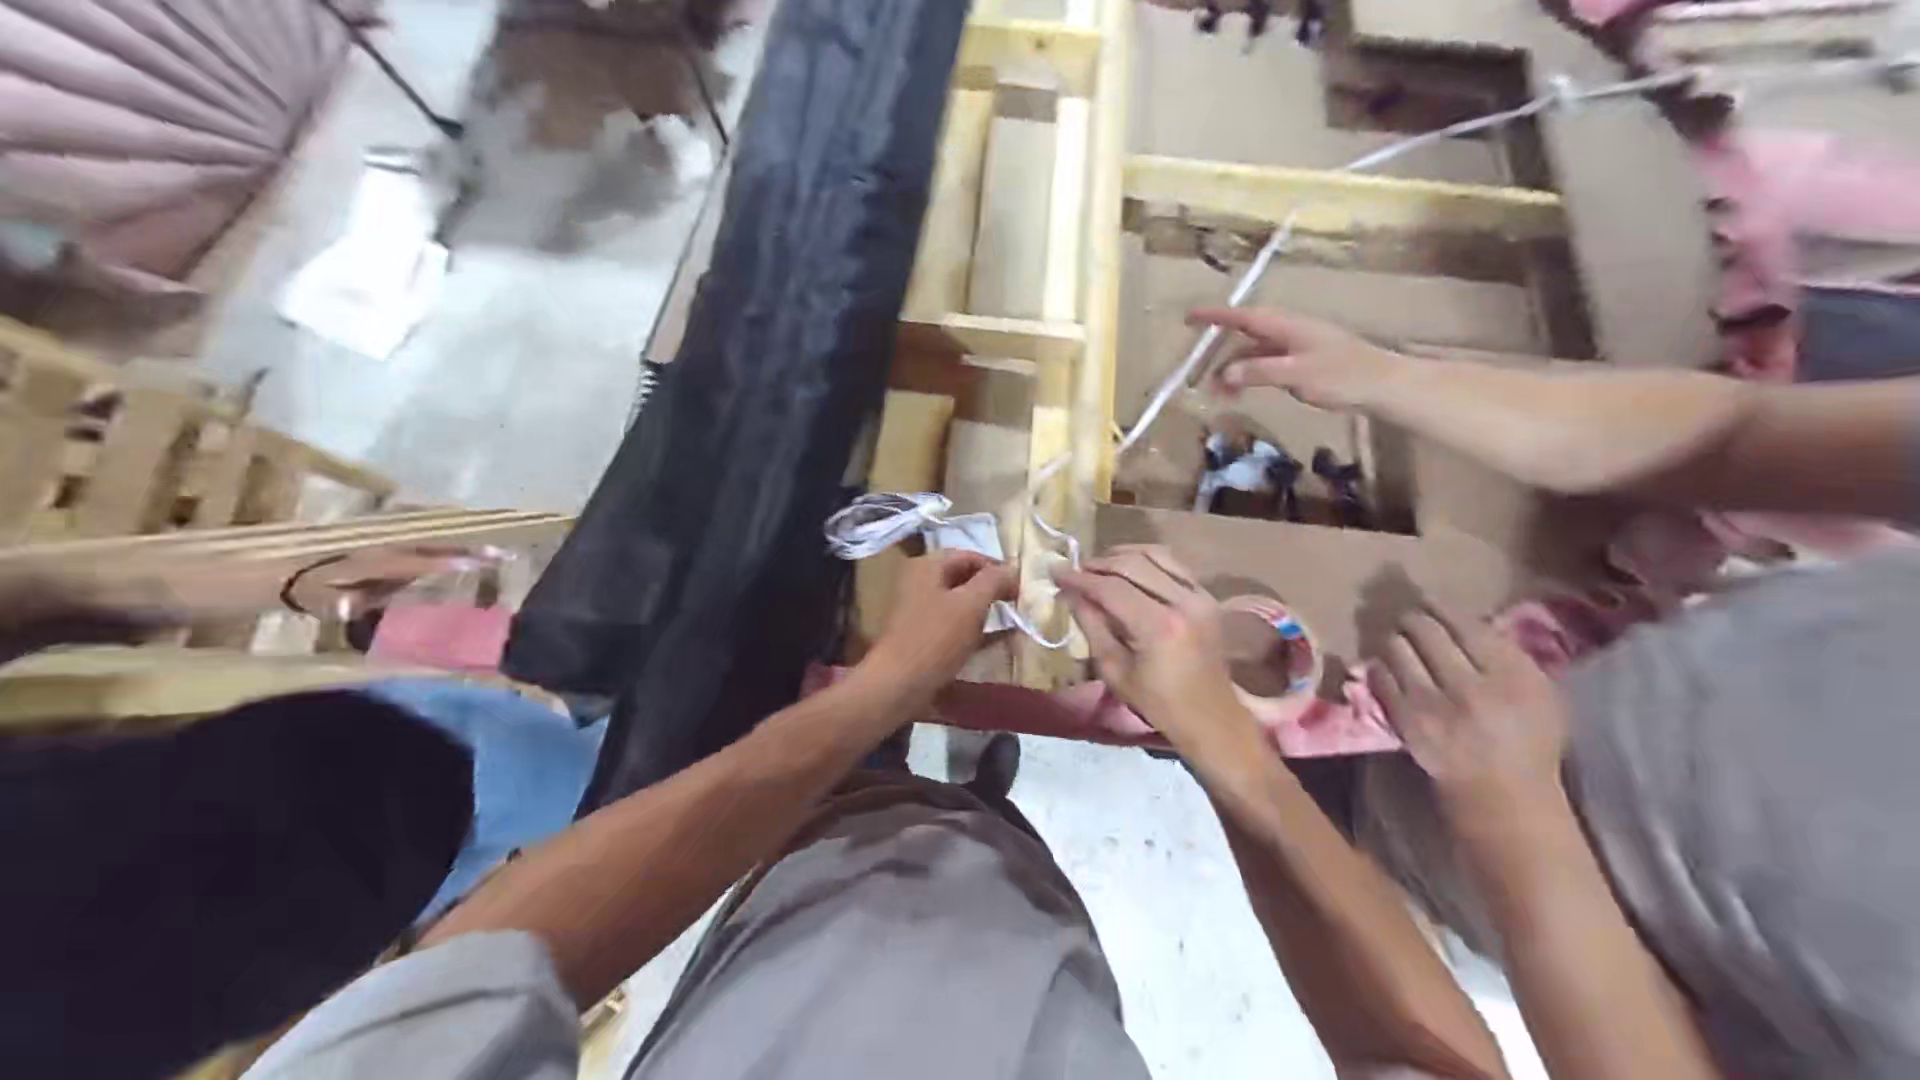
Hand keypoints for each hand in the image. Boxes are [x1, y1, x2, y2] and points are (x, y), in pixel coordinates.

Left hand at [864, 551, 1015, 699]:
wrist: (899, 684)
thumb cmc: (937, 638)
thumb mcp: (971, 604)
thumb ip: (994, 580)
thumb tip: (1013, 569)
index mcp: (927, 565)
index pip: (970, 556)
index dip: (997, 568)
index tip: (1020, 588)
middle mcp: (918, 581)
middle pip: (963, 577)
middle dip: (991, 588)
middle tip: (1016, 604)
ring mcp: (917, 609)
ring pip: (958, 601)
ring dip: (983, 609)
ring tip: (1009, 621)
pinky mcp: (920, 634)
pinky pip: (952, 623)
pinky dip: (973, 627)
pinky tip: (994, 640)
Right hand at [1054, 545, 1251, 751]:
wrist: (1211, 717)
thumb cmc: (1158, 703)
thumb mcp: (1114, 670)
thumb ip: (1092, 626)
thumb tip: (1071, 594)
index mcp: (1160, 627)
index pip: (1111, 588)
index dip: (1080, 578)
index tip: (1056, 572)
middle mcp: (1184, 602)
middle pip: (1133, 564)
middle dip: (1098, 564)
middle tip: (1075, 569)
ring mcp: (1200, 595)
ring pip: (1155, 554)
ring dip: (1122, 555)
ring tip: (1099, 565)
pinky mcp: (1207, 595)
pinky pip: (1173, 563)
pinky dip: (1147, 559)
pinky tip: (1128, 567)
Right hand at [1187, 307, 1410, 410]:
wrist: (1384, 386)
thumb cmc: (1344, 376)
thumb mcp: (1298, 375)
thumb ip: (1260, 372)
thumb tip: (1225, 374)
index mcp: (1288, 326)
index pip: (1244, 316)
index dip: (1215, 315)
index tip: (1189, 317)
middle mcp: (1288, 332)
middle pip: (1245, 338)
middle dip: (1220, 357)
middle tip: (1202, 381)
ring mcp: (1296, 347)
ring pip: (1254, 355)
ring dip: (1235, 373)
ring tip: (1222, 398)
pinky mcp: (1302, 363)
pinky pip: (1265, 366)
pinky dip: (1250, 378)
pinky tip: (1245, 394)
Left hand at [1370, 613, 1570, 819]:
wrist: (1499, 791)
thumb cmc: (1526, 739)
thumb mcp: (1538, 693)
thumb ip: (1507, 655)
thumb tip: (1466, 618)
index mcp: (1512, 676)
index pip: (1465, 625)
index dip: (1441, 607)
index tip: (1430, 601)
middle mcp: (1470, 685)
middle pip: (1425, 630)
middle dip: (1413, 618)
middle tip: (1409, 618)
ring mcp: (1432, 703)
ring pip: (1397, 648)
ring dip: (1395, 639)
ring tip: (1399, 640)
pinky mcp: (1404, 718)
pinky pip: (1380, 675)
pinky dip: (1381, 666)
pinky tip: (1389, 667)